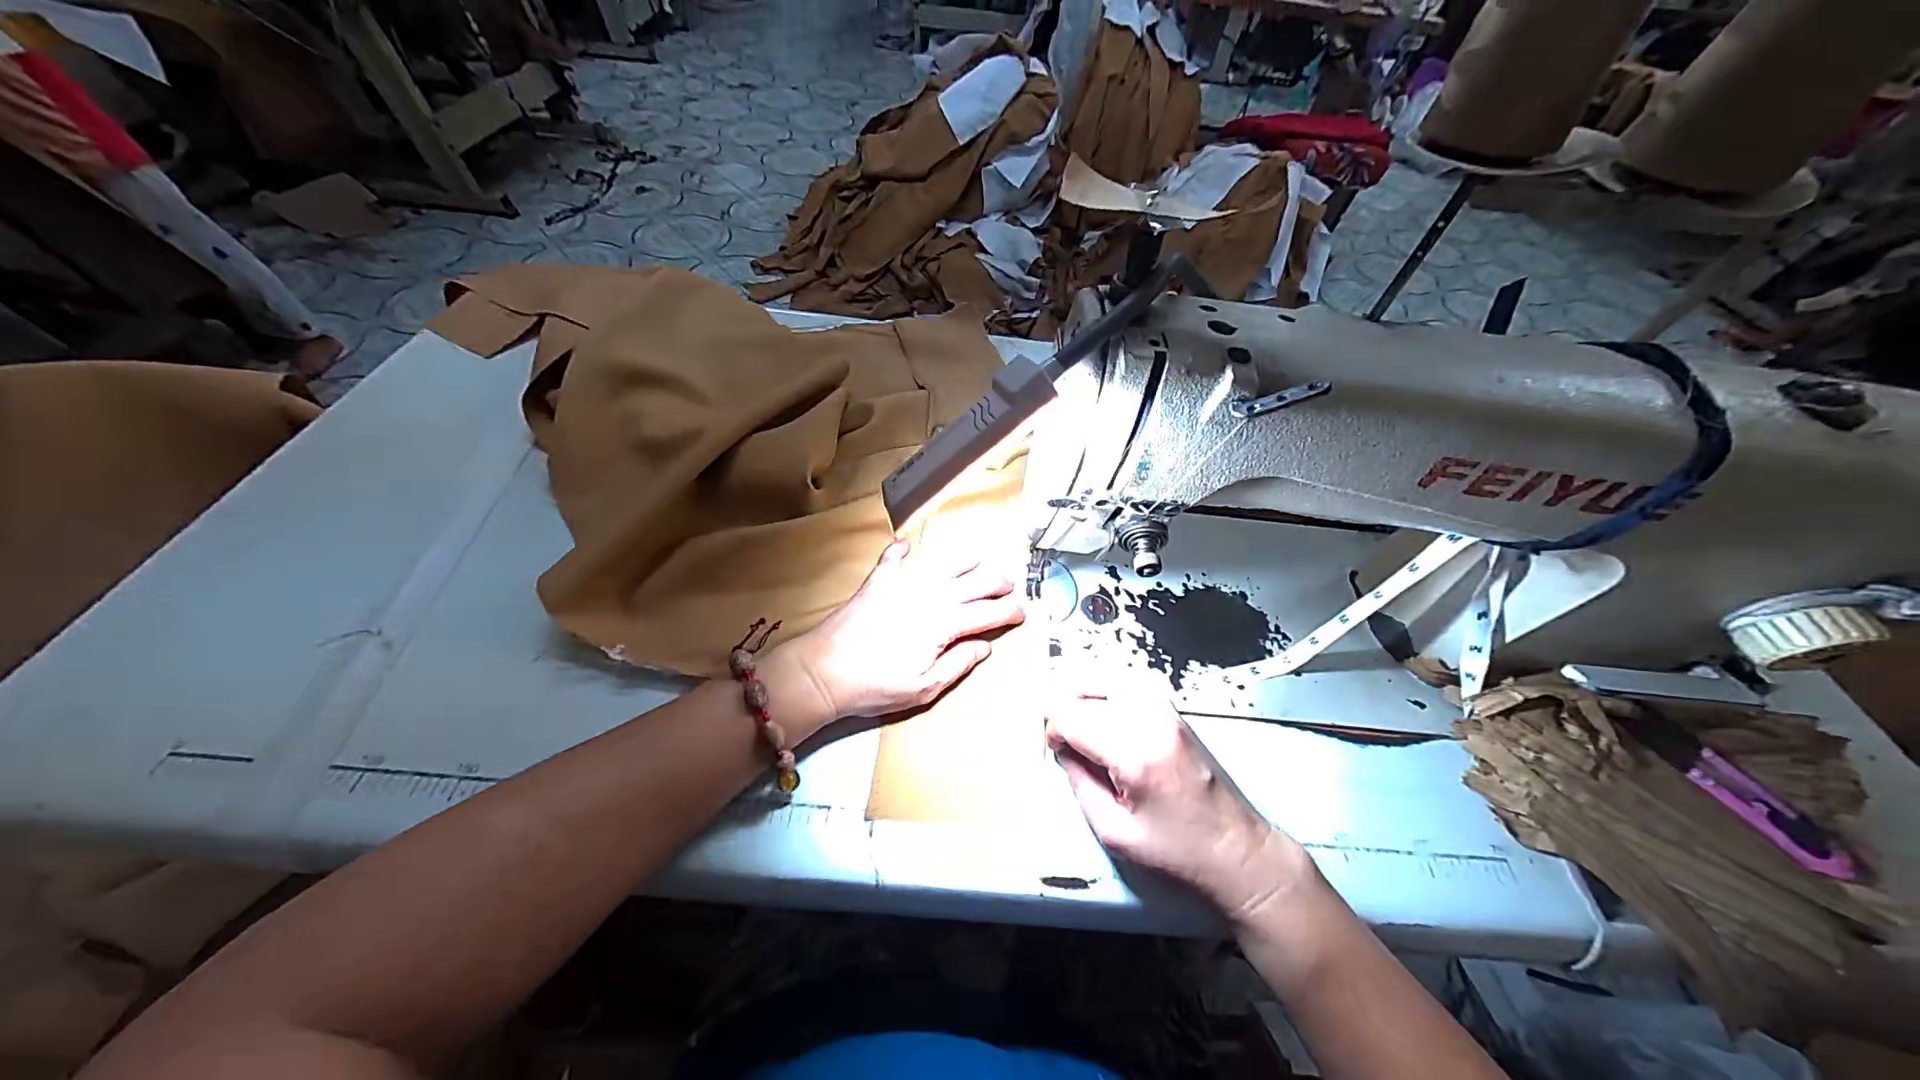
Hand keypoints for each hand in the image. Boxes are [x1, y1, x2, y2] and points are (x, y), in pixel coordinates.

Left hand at [777, 539, 1024, 724]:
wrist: (824, 670)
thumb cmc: (875, 685)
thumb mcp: (924, 687)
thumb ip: (958, 663)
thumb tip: (985, 646)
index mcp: (944, 623)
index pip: (987, 613)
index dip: (1009, 612)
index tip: (1022, 613)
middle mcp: (929, 594)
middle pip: (974, 580)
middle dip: (997, 582)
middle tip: (1008, 587)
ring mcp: (903, 582)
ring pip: (943, 560)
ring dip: (965, 559)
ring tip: (978, 560)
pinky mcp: (877, 581)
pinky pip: (893, 557)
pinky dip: (901, 548)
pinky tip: (908, 542)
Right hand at [1046, 690, 1320, 923]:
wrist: (1236, 849)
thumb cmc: (1178, 849)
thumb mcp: (1114, 831)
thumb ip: (1080, 784)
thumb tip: (1065, 751)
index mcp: (1135, 754)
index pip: (1072, 716)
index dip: (1053, 731)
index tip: (1056, 750)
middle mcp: (1151, 721)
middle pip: (1085, 692)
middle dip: (1066, 713)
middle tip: (1065, 741)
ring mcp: (1166, 711)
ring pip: (1106, 680)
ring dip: (1085, 700)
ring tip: (1082, 727)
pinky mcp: (1175, 712)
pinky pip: (1129, 685)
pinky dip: (1108, 695)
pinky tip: (1105, 719)